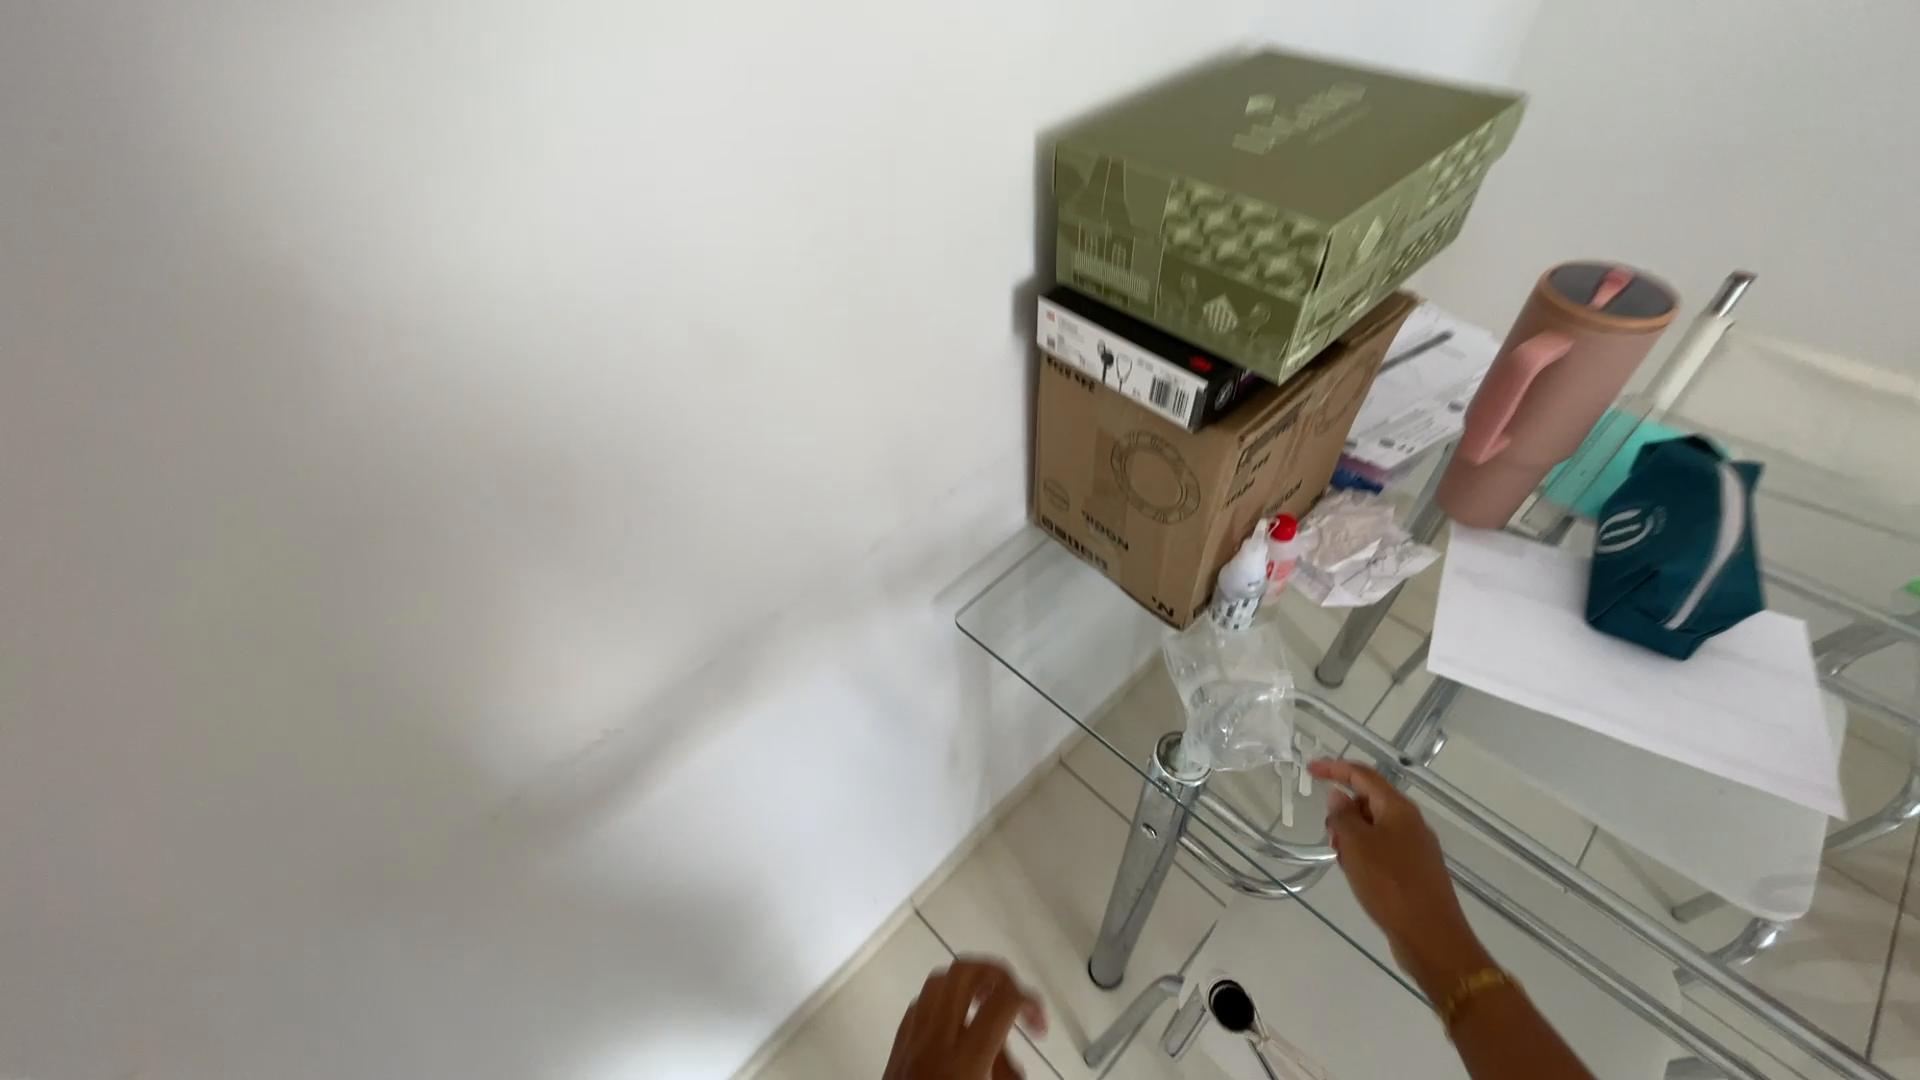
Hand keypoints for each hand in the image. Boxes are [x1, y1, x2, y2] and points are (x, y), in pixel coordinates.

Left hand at [883, 959, 1047, 1079]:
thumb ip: (1007, 1075)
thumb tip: (1014, 1069)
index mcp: (964, 1062)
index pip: (1002, 1002)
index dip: (1028, 1000)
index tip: (1037, 1019)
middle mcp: (933, 1044)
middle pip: (963, 973)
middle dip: (995, 974)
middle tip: (1013, 994)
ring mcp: (910, 1043)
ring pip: (937, 982)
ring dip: (966, 983)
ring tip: (987, 1003)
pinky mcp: (895, 1051)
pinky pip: (918, 1006)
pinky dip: (940, 1002)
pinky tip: (954, 1024)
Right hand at [1308, 759, 1493, 998]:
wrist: (1432, 938)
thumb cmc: (1389, 884)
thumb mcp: (1356, 845)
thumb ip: (1343, 815)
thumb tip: (1339, 795)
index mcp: (1398, 809)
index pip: (1363, 775)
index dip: (1334, 768)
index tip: (1310, 770)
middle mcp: (1411, 823)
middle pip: (1370, 800)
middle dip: (1344, 809)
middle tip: (1328, 833)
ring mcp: (1417, 848)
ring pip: (1376, 826)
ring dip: (1353, 834)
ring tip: (1341, 858)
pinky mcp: (1417, 870)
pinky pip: (1384, 848)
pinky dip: (1365, 852)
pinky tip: (1357, 873)